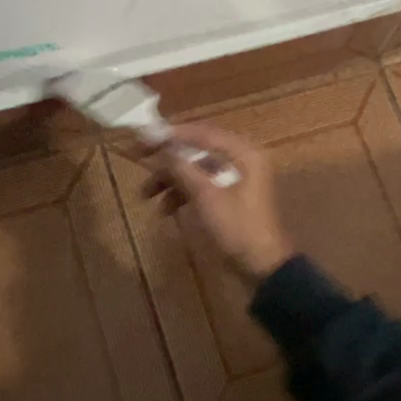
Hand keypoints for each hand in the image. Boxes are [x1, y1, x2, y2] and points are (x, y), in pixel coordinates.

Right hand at [142, 124, 293, 282]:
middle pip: (197, 151)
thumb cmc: (237, 229)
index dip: (170, 134)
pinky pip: (202, 187)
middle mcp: (242, 160)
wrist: (262, 268)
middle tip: (138, 161)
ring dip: (171, 180)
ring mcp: (237, 180)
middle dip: (167, 160)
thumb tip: (158, 145)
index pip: (201, 133)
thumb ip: (181, 167)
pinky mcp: (230, 198)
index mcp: (243, 153)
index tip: (142, 138)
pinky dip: (183, 194)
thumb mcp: (205, 196)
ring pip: (196, 170)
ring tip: (146, 194)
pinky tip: (165, 210)